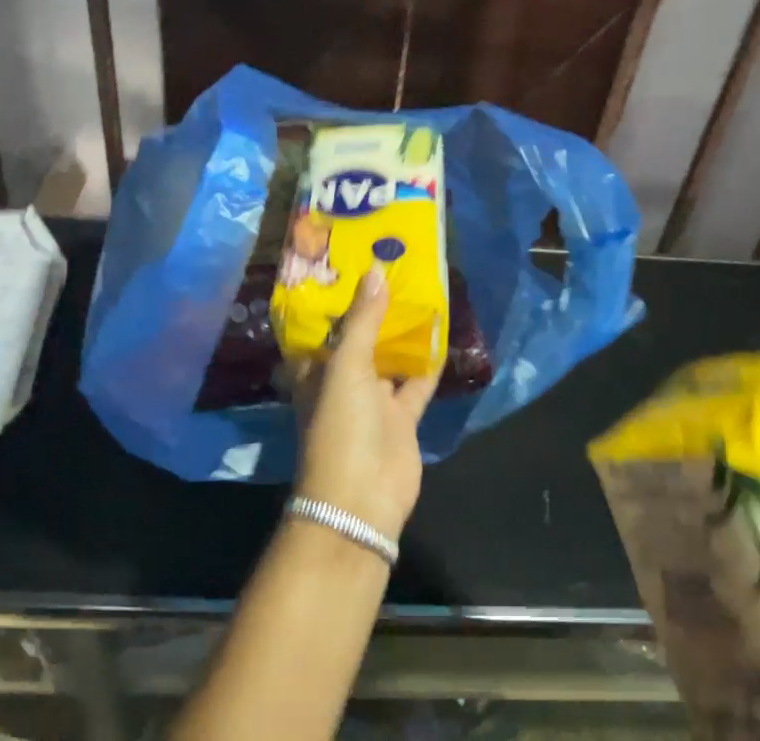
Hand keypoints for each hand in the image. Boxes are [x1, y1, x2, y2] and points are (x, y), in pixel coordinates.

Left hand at [292, 265, 438, 540]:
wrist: (363, 497)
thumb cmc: (341, 425)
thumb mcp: (346, 365)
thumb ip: (362, 320)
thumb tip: (375, 271)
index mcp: (314, 369)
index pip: (319, 327)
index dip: (331, 298)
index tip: (348, 263)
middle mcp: (341, 381)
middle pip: (357, 338)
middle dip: (372, 309)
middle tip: (395, 266)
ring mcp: (372, 401)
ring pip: (389, 358)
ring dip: (402, 332)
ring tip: (422, 289)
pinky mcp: (401, 418)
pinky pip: (417, 383)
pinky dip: (429, 363)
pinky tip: (445, 334)